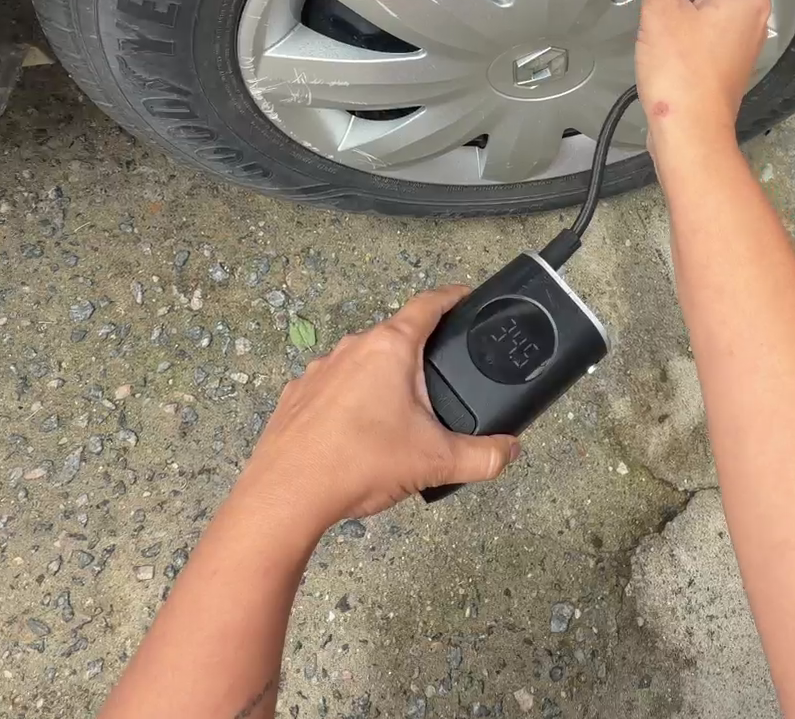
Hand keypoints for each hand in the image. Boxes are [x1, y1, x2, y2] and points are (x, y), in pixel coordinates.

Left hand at [229, 286, 519, 531]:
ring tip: (399, 415)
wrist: (285, 499)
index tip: (466, 295)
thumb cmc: (359, 465)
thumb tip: (510, 452)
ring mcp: (319, 370)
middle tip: (441, 381)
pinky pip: (333, 386)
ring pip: (363, 361)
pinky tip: (358, 433)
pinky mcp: (296, 396)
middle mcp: (353, 348)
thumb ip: (484, 456)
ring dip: (383, 378)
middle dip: (420, 353)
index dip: (452, 296)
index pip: (429, 304)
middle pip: (396, 335)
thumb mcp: (436, 461)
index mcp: (390, 348)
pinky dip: (351, 400)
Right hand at [636, 0, 772, 154]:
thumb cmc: (682, 75)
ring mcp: (741, 43)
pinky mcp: (726, 63)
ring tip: (661, 26)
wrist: (689, 130)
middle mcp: (752, 19)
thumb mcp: (662, 9)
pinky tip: (665, 46)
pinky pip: (709, 32)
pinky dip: (687, 30)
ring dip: (684, 7)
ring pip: (714, 6)